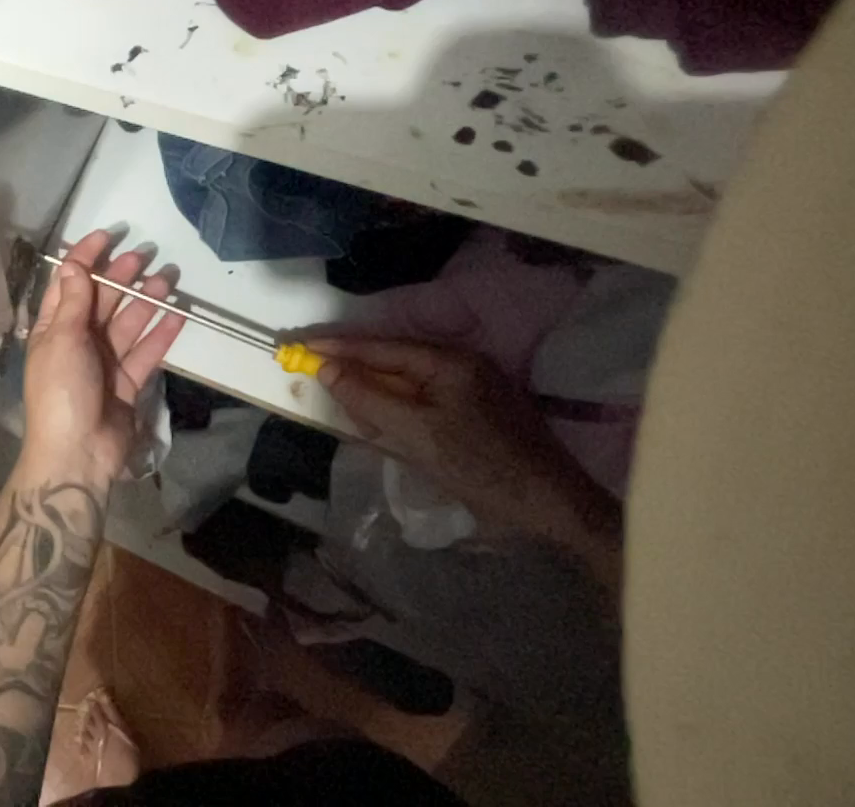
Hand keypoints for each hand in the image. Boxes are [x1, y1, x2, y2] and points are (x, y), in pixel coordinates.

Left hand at [22, 229, 184, 484]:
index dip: (85, 258)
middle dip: (121, 276)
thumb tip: (75, 265)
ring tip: (169, 277)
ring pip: (127, 323)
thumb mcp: (62, 340)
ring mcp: (103, 362)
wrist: (77, 453)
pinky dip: (161, 333)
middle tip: (146, 255)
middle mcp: (77, 341)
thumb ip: (74, 303)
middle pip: (101, 300)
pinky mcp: (127, 383)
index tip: (107, 236)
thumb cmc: (61, 391)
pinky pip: (146, 352)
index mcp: (53, 329)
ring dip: (146, 300)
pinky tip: (179, 313)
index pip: (70, 284)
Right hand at [311, 337, 611, 538]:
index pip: (380, 346)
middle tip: (318, 378)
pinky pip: (423, 396)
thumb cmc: (481, 467)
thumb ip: (367, 398)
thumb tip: (326, 369)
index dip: (338, 347)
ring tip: (350, 408)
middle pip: (392, 359)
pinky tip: (385, 423)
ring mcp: (473, 385)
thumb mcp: (415, 434)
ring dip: (375, 392)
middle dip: (355, 370)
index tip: (300, 346)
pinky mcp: (477, 408)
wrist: (555, 508)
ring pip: (406, 379)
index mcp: (449, 362)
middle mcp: (462, 363)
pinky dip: (397, 406)